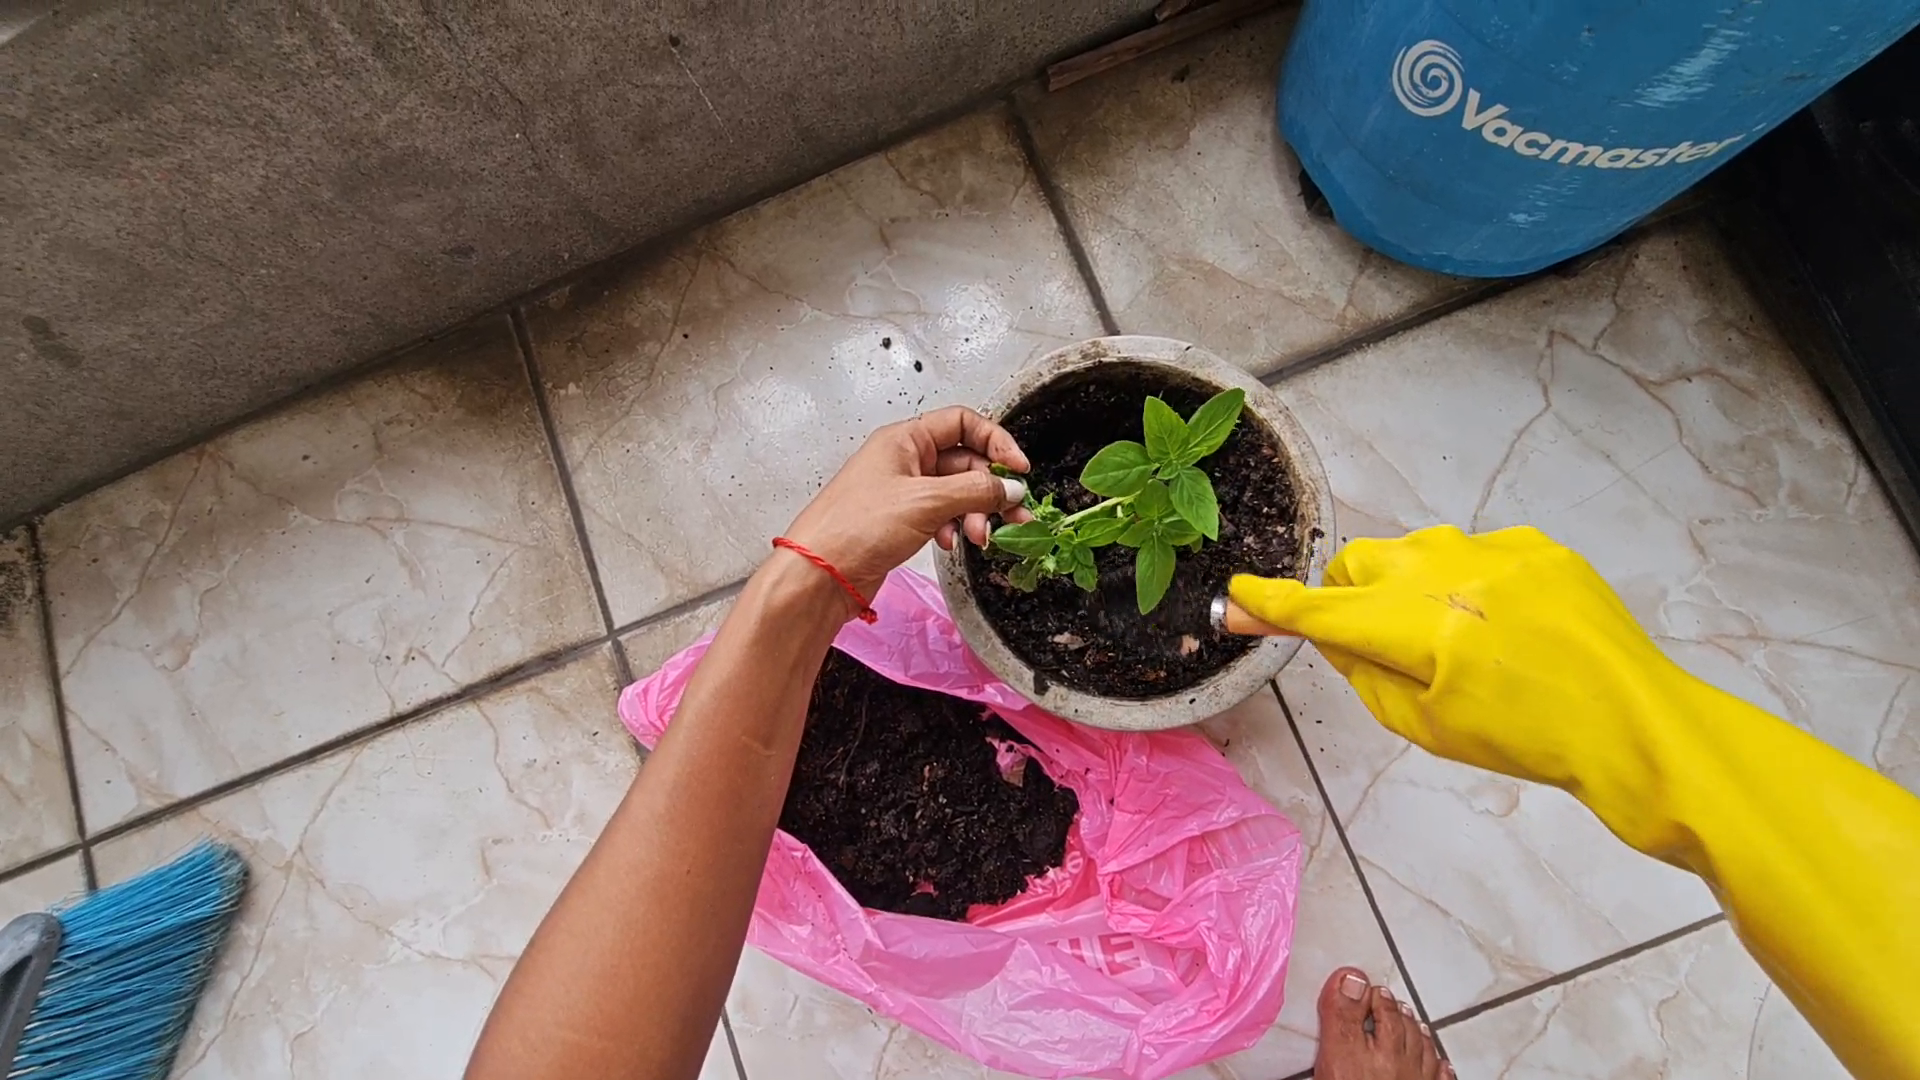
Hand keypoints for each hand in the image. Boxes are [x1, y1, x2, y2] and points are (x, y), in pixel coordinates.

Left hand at [783, 407, 1031, 601]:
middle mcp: (904, 460)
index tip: (1017, 468)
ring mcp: (903, 491)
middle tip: (1012, 513)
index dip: (995, 442)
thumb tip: (1010, 487)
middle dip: (989, 489)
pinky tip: (951, 543)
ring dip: (975, 513)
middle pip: (964, 462)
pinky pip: (942, 515)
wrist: (820, 574)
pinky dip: (954, 527)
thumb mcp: (925, 502)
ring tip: (981, 536)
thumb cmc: (856, 527)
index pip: (962, 423)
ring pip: (956, 492)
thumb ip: (975, 491)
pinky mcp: (902, 521)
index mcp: (905, 440)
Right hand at [1228, 525, 1699, 793]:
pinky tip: (1505, 618)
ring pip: (1410, 550)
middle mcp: (1442, 570)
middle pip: (1355, 562)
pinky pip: (1469, 550)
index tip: (1236, 597)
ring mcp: (1492, 549)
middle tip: (1380, 638)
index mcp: (1412, 622)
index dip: (1268, 605)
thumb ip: (1360, 670)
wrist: (1643, 729)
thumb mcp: (1420, 724)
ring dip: (1406, 582)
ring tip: (1455, 629)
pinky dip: (1465, 579)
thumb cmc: (1523, 739)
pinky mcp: (1535, 544)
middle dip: (1349, 594)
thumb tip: (1331, 633)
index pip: (1315, 609)